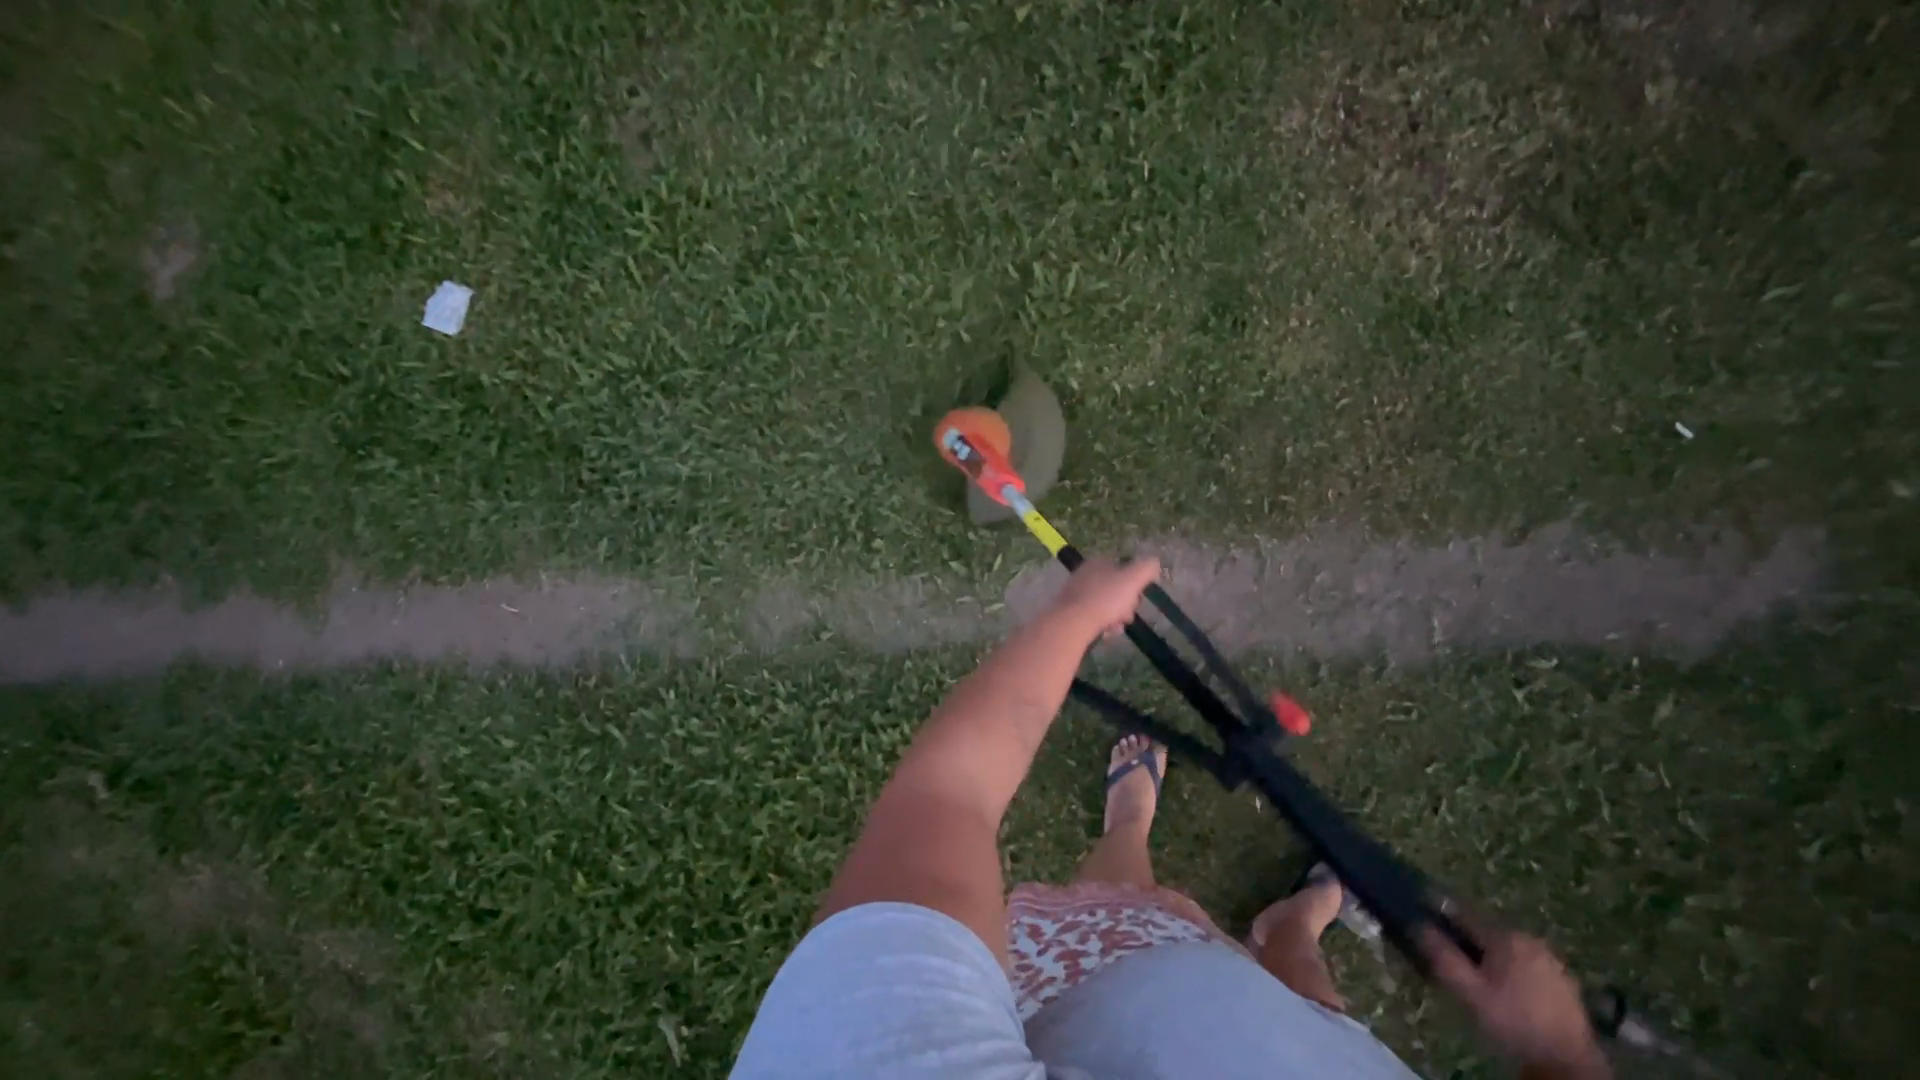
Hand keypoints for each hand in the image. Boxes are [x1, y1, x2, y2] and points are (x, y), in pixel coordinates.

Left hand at [1046, 556, 1159, 638]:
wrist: (1073, 622)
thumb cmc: (1105, 599)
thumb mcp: (1133, 579)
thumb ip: (1146, 568)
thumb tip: (1154, 563)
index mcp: (1098, 563)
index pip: (1122, 570)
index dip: (1134, 585)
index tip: (1138, 598)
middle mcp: (1083, 575)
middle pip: (1114, 589)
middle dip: (1125, 604)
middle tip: (1127, 616)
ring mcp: (1074, 593)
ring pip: (1104, 605)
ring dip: (1115, 617)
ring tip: (1116, 628)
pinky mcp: (1069, 612)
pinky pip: (1092, 617)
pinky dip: (1101, 624)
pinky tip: (1105, 633)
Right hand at [1422, 925, 1610, 1079]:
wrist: (1566, 1062)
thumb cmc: (1511, 1021)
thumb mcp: (1468, 991)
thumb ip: (1442, 955)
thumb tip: (1418, 925)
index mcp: (1506, 936)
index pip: (1464, 914)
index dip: (1441, 915)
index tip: (1422, 914)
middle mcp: (1531, 939)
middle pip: (1488, 932)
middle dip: (1467, 940)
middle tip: (1451, 957)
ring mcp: (1552, 961)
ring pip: (1508, 949)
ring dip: (1490, 956)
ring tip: (1477, 976)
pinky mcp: (1564, 982)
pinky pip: (1528, 965)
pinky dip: (1512, 970)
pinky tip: (1507, 992)